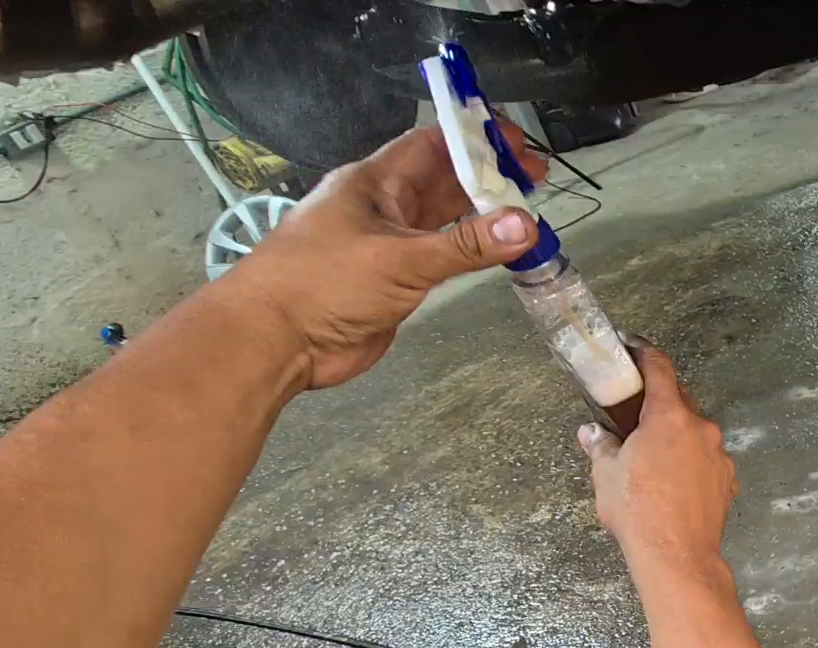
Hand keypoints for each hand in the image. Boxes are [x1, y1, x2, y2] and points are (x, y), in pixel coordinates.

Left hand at [226, 123, 547, 390]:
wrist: (281, 338)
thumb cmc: (326, 283)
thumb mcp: (401, 259)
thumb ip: (467, 245)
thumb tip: (528, 225)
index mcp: (375, 184)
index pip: (431, 145)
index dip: (473, 138)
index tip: (517, 143)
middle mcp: (385, 207)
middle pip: (444, 179)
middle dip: (488, 175)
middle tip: (535, 177)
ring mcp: (393, 243)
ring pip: (447, 217)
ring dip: (485, 212)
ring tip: (528, 211)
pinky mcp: (400, 277)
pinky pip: (447, 253)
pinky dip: (476, 248)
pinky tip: (501, 251)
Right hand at [578, 341, 737, 581]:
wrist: (677, 553)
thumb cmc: (638, 510)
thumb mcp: (606, 474)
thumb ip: (601, 446)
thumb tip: (592, 434)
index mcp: (669, 416)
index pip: (659, 368)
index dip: (644, 353)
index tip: (632, 347)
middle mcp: (701, 429)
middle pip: (680, 401)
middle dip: (658, 402)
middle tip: (635, 412)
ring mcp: (719, 455)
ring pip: (695, 433)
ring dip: (676, 436)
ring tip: (652, 456)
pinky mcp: (728, 480)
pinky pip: (707, 460)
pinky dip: (692, 461)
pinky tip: (674, 481)